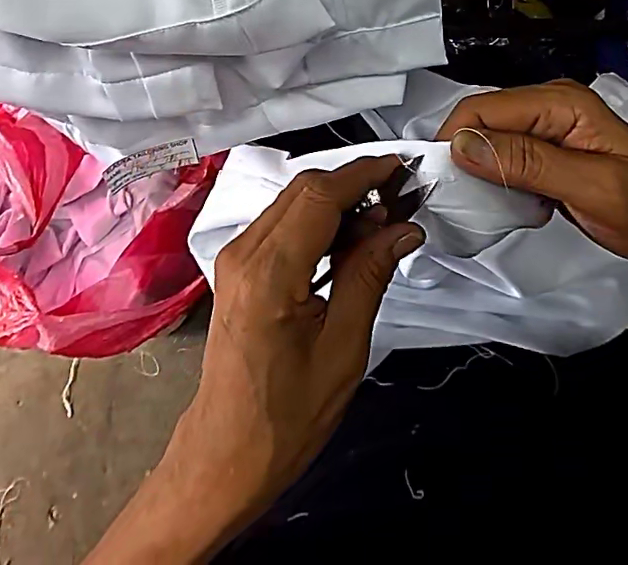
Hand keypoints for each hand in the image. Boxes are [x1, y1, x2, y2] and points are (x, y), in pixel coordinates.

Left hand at [83, 155, 423, 563]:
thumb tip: (404, 228)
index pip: (320, 195)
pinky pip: (285, 222)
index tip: (401, 169)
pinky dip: (321, 219)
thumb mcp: (343, 347)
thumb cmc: (287, 414)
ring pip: (294, 200)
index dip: (364, 174)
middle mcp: (244, 254)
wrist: (223, 457)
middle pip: (305, 188)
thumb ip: (370, 275)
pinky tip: (350, 242)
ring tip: (381, 224)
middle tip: (399, 201)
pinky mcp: (239, 269)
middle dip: (355, 183)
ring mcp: (236, 259)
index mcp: (270, 272)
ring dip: (340, 201)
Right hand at [436, 79, 627, 274]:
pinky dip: (495, 182)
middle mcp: (552, 108)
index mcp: (563, 103)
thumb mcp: (594, 187)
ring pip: (489, 142)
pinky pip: (505, 160)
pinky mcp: (548, 156)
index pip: (485, 107)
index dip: (455, 140)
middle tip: (458, 200)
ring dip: (478, 172)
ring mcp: (549, 132)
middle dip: (462, 157)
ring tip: (482, 206)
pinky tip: (505, 205)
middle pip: (482, 121)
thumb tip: (466, 144)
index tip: (440, 181)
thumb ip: (530, 162)